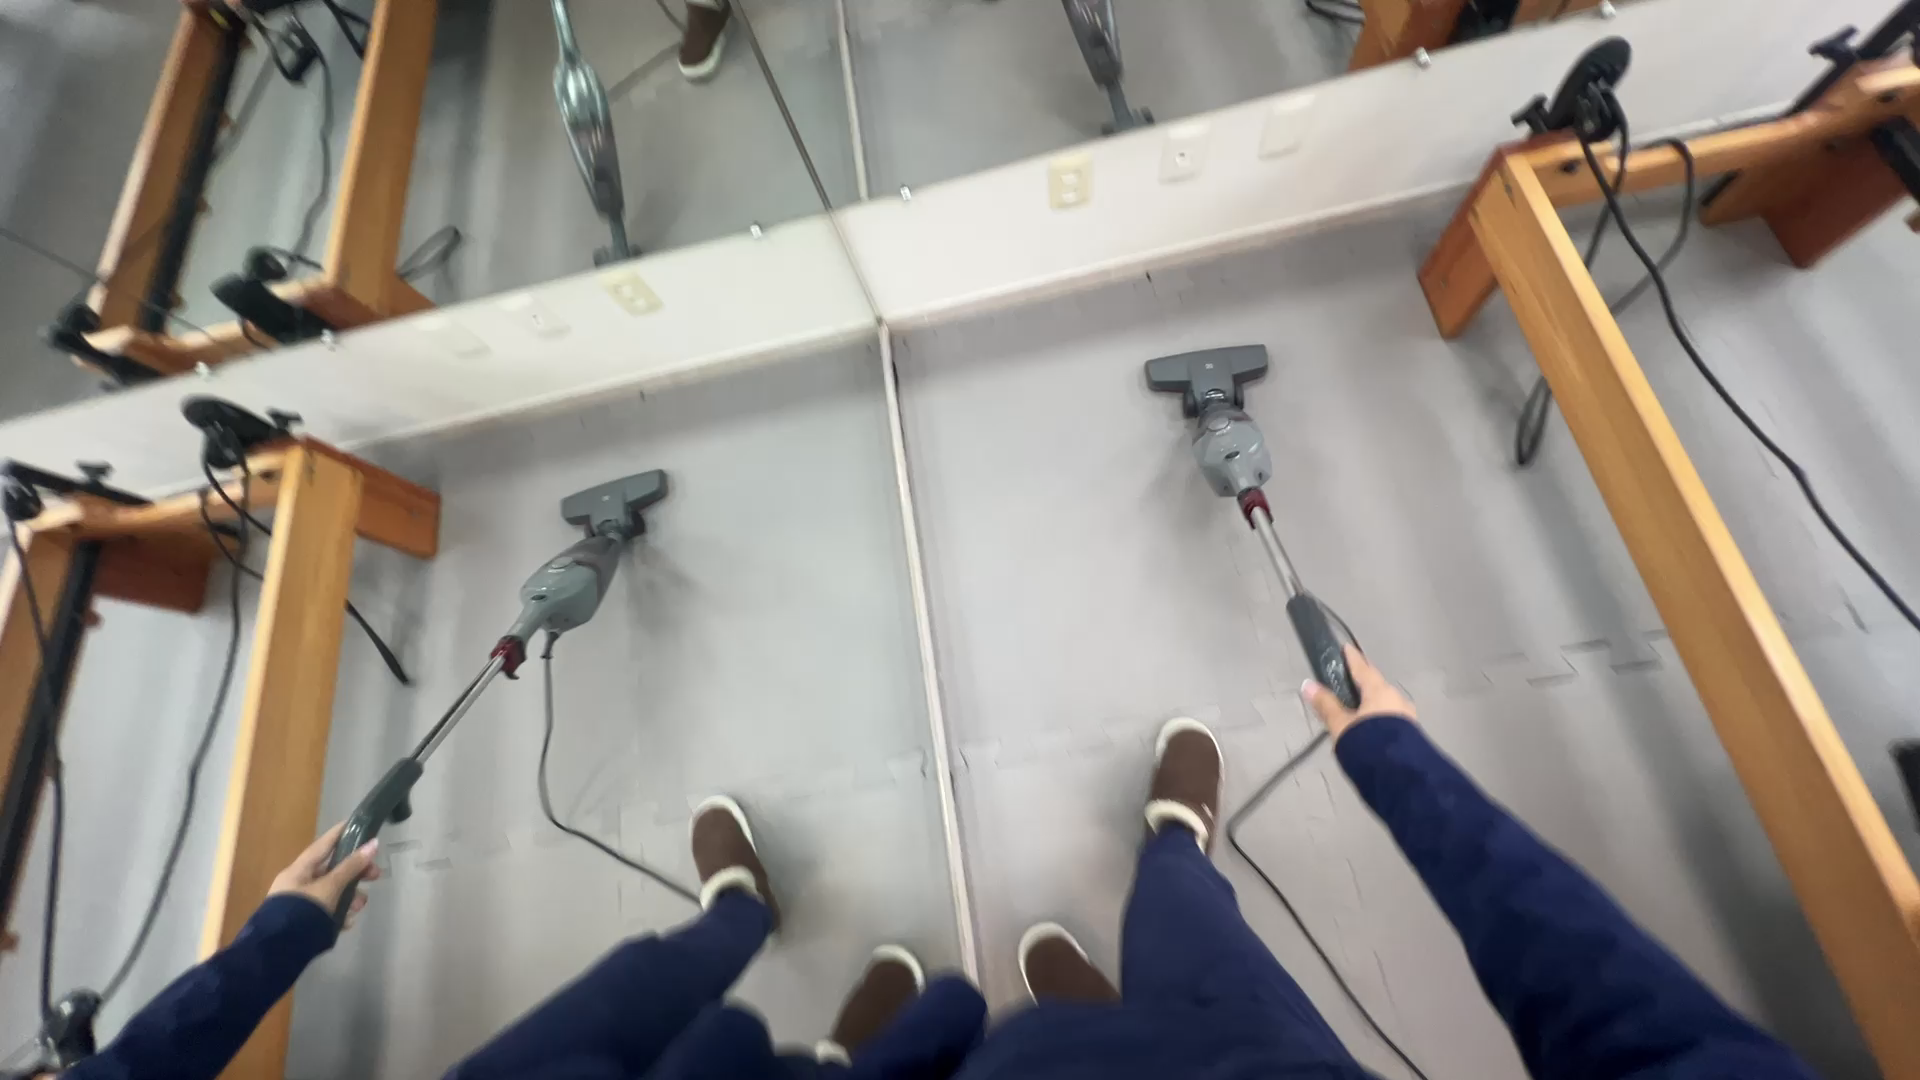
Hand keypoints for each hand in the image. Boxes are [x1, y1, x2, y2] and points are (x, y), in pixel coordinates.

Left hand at [269, 822, 381, 928]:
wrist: (274, 952)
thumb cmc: (301, 911)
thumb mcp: (331, 886)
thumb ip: (352, 865)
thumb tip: (374, 842)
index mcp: (299, 870)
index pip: (324, 844)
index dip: (343, 832)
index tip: (362, 823)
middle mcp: (299, 883)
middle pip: (335, 869)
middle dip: (357, 873)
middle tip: (375, 876)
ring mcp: (300, 902)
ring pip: (335, 890)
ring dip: (351, 896)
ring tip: (357, 908)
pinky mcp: (302, 920)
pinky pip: (328, 908)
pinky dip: (339, 913)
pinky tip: (345, 922)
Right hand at [1301, 645, 1416, 741]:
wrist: (1401, 776)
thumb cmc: (1367, 742)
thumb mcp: (1340, 724)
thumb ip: (1325, 704)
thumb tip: (1307, 685)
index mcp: (1379, 691)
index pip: (1362, 668)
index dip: (1352, 658)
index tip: (1346, 648)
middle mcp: (1396, 698)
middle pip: (1376, 685)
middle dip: (1363, 681)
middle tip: (1348, 679)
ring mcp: (1407, 716)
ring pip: (1384, 701)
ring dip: (1371, 701)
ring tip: (1357, 706)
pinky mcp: (1411, 733)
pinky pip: (1390, 716)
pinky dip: (1378, 715)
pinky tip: (1370, 724)